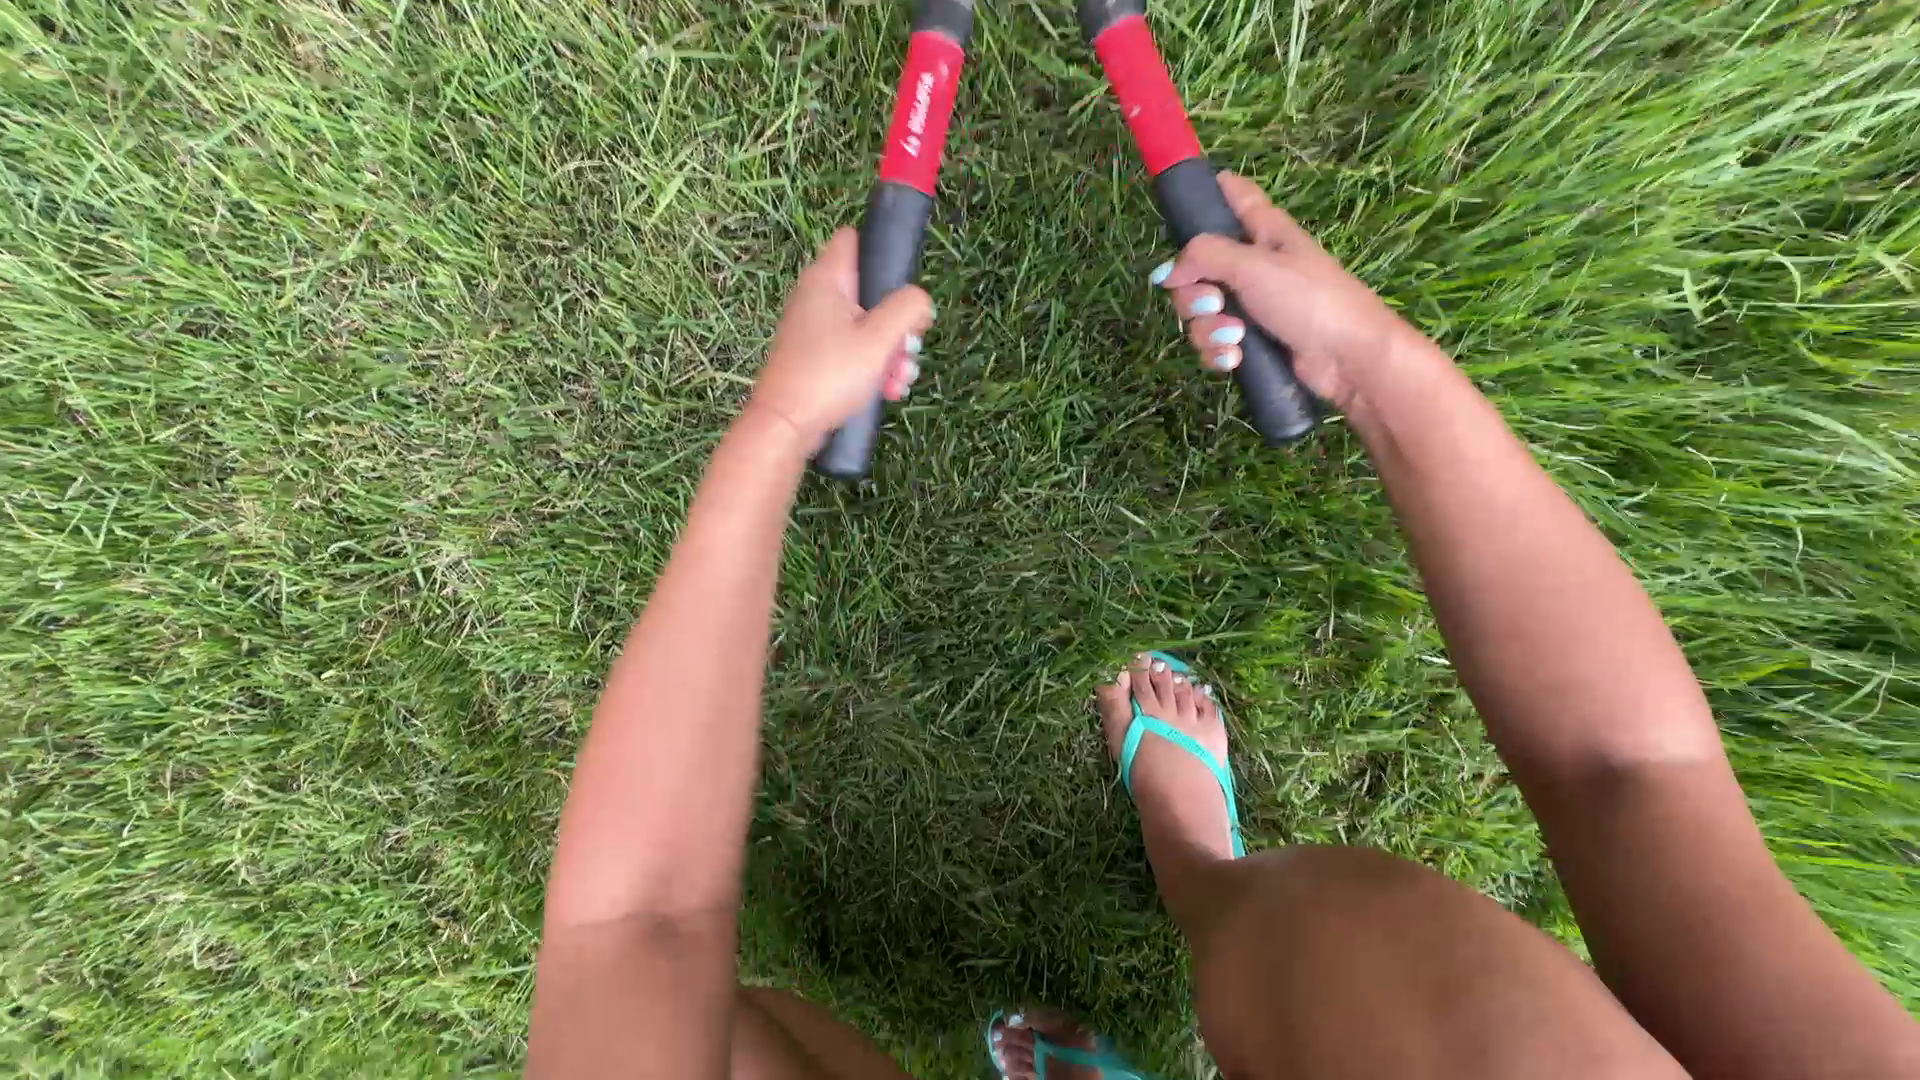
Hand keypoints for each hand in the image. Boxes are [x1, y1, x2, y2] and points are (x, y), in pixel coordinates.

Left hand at [745, 228, 932, 442]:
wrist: (787, 425)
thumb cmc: (830, 375)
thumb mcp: (879, 339)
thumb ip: (908, 309)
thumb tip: (921, 302)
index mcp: (827, 279)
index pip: (856, 240)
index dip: (884, 258)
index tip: (902, 292)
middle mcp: (817, 297)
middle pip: (871, 293)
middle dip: (897, 323)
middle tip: (907, 348)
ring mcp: (814, 329)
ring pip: (867, 327)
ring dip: (890, 353)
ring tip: (899, 380)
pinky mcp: (815, 357)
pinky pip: (853, 351)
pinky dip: (872, 368)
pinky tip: (887, 391)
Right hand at [1152, 173, 1423, 410]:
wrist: (1346, 358)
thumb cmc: (1310, 300)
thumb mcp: (1255, 267)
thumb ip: (1205, 257)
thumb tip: (1167, 272)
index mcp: (1264, 232)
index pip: (1234, 197)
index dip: (1209, 192)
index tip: (1182, 203)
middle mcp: (1253, 266)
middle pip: (1197, 269)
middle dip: (1193, 294)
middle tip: (1212, 304)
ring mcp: (1250, 305)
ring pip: (1200, 313)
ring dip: (1208, 330)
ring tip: (1235, 338)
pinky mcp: (1250, 341)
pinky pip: (1213, 342)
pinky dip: (1219, 352)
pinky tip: (1235, 359)